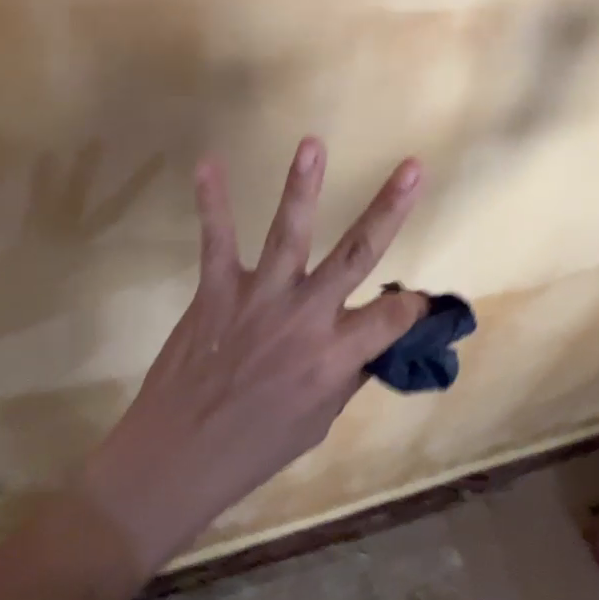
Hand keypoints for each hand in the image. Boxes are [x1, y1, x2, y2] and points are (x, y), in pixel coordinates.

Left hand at [77, 138, 429, 568]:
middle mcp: (306, 319)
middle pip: (357, 255)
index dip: (413, 305)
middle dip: (389, 209)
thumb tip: (366, 341)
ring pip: (290, 234)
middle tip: (413, 168)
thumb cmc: (254, 448)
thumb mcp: (316, 422)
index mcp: (336, 358)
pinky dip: (212, 202)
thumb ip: (343, 374)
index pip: (393, 316)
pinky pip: (217, 239)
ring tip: (313, 143)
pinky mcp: (216, 291)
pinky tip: (209, 163)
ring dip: (303, 185)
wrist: (179, 456)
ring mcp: (260, 299)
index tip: (419, 298)